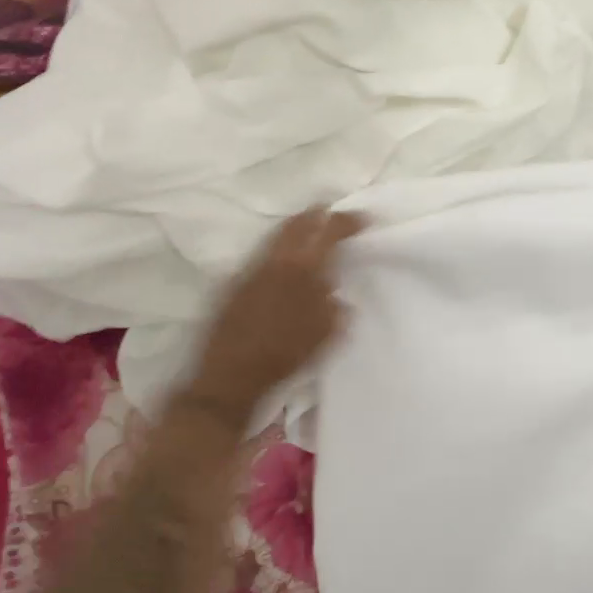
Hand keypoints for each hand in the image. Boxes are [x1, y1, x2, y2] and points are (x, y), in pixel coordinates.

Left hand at [187, 208, 364, 415]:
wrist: (228, 380)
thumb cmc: (287, 356)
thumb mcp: (329, 331)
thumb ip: (334, 303)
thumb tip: (333, 291)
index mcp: (303, 269)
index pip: (328, 231)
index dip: (348, 220)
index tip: (364, 217)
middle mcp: (273, 263)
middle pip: (296, 224)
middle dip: (317, 215)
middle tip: (333, 212)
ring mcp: (247, 273)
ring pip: (275, 238)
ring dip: (296, 230)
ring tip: (311, 233)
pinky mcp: (231, 287)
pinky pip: (261, 257)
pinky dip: (278, 252)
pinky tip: (285, 265)